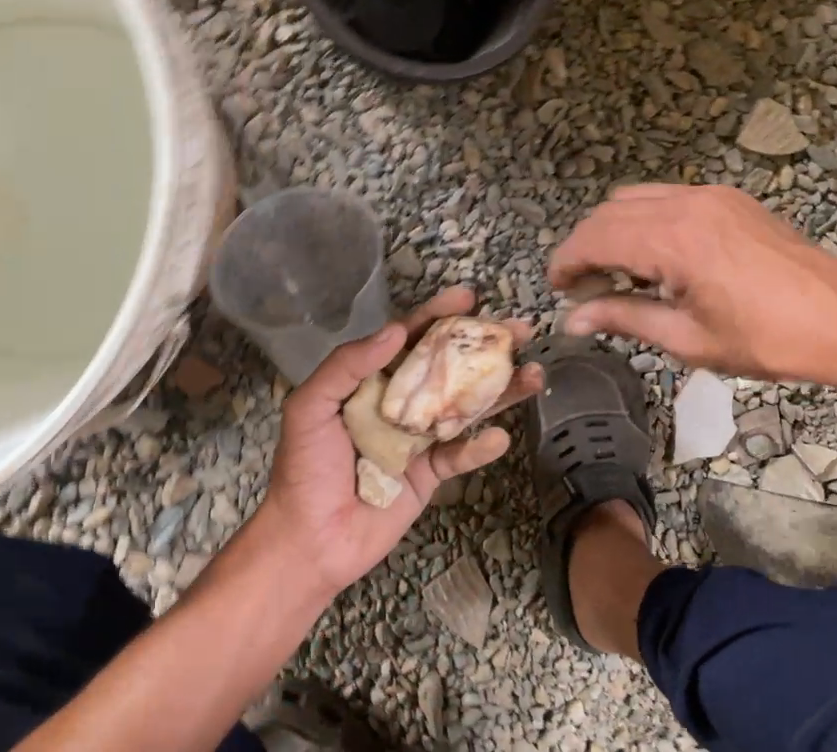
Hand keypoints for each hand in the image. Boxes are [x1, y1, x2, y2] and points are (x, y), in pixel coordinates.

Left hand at [255, 287, 542, 598]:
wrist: (309, 539)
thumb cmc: (303, 468)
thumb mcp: (310, 406)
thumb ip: (348, 365)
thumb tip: (395, 331)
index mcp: (371, 380)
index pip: (410, 339)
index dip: (438, 315)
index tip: (469, 296)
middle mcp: (400, 402)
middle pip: (448, 366)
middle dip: (483, 346)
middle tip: (520, 329)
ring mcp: (418, 437)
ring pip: (465, 406)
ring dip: (499, 391)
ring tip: (533, 374)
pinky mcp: (430, 474)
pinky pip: (460, 455)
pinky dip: (480, 446)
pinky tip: (497, 436)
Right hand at [548, 184, 836, 384]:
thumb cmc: (766, 340)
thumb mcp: (687, 339)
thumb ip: (624, 319)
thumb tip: (572, 322)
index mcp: (673, 240)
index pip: (595, 238)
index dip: (567, 262)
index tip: (557, 288)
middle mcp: (686, 204)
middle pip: (609, 212)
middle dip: (585, 246)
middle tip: (584, 289)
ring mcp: (710, 195)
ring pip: (635, 199)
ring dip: (613, 230)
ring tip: (617, 274)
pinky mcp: (728, 198)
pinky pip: (667, 197)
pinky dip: (644, 220)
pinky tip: (655, 258)